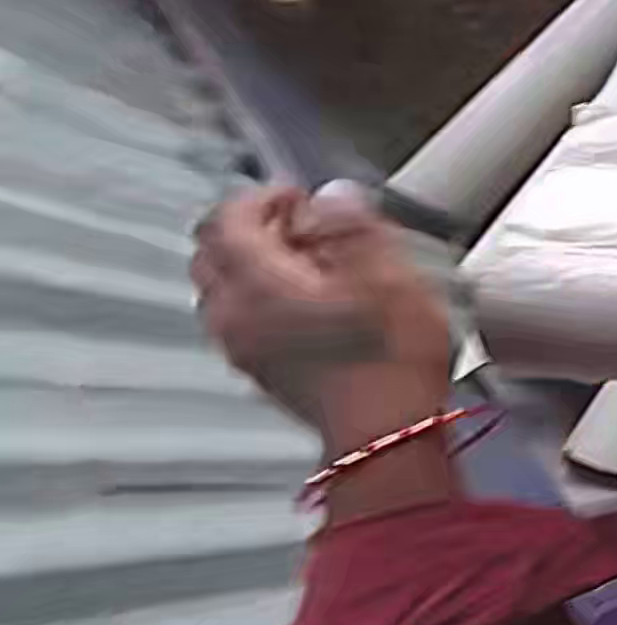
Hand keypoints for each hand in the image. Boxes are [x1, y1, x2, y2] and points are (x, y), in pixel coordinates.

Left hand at [194, 184, 456, 520]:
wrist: (385, 429)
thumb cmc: (393, 351)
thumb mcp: (391, 281)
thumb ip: (356, 233)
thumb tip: (332, 195)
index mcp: (260, 281)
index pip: (229, 221)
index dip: (261, 198)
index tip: (302, 195)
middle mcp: (231, 309)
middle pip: (215, 253)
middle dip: (253, 229)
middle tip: (305, 226)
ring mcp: (240, 344)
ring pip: (223, 288)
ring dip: (256, 265)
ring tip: (310, 266)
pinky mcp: (260, 369)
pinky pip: (241, 318)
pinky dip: (263, 297)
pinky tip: (308, 307)